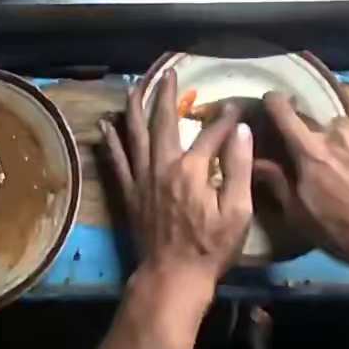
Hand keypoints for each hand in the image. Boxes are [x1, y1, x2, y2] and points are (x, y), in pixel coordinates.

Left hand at [100, 71, 254, 295]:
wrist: (173, 275)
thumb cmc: (210, 247)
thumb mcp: (238, 212)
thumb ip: (239, 168)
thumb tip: (242, 130)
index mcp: (192, 169)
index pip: (211, 133)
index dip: (224, 118)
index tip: (234, 106)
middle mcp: (163, 165)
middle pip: (164, 121)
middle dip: (167, 94)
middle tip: (169, 73)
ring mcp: (142, 177)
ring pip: (135, 133)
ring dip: (135, 107)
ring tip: (134, 87)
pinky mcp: (129, 191)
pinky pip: (117, 159)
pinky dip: (111, 140)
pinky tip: (106, 124)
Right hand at [254, 92, 348, 299]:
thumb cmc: (346, 233)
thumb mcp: (301, 217)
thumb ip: (278, 184)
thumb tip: (257, 161)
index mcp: (310, 151)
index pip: (284, 113)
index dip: (275, 102)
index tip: (272, 101)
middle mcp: (339, 136)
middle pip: (323, 127)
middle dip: (320, 141)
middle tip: (326, 166)